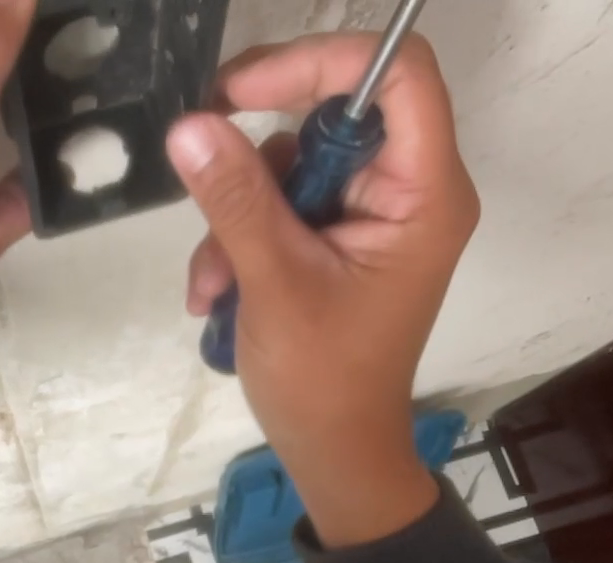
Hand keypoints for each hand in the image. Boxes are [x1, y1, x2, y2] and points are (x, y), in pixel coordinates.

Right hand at [165, 34, 479, 546]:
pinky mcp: (334, 247)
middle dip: (253, 167)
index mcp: (423, 194)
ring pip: (290, 173)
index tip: (237, 91)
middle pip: (329, 121)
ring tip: (210, 286)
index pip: (392, 75)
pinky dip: (239, 248)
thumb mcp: (274, 284)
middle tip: (197, 173)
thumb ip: (236, 200)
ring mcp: (366, 221)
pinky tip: (215, 297)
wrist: (331, 451)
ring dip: (233, 223)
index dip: (316, 61)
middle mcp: (404, 194)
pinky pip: (280, 214)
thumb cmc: (321, 379)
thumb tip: (189, 126)